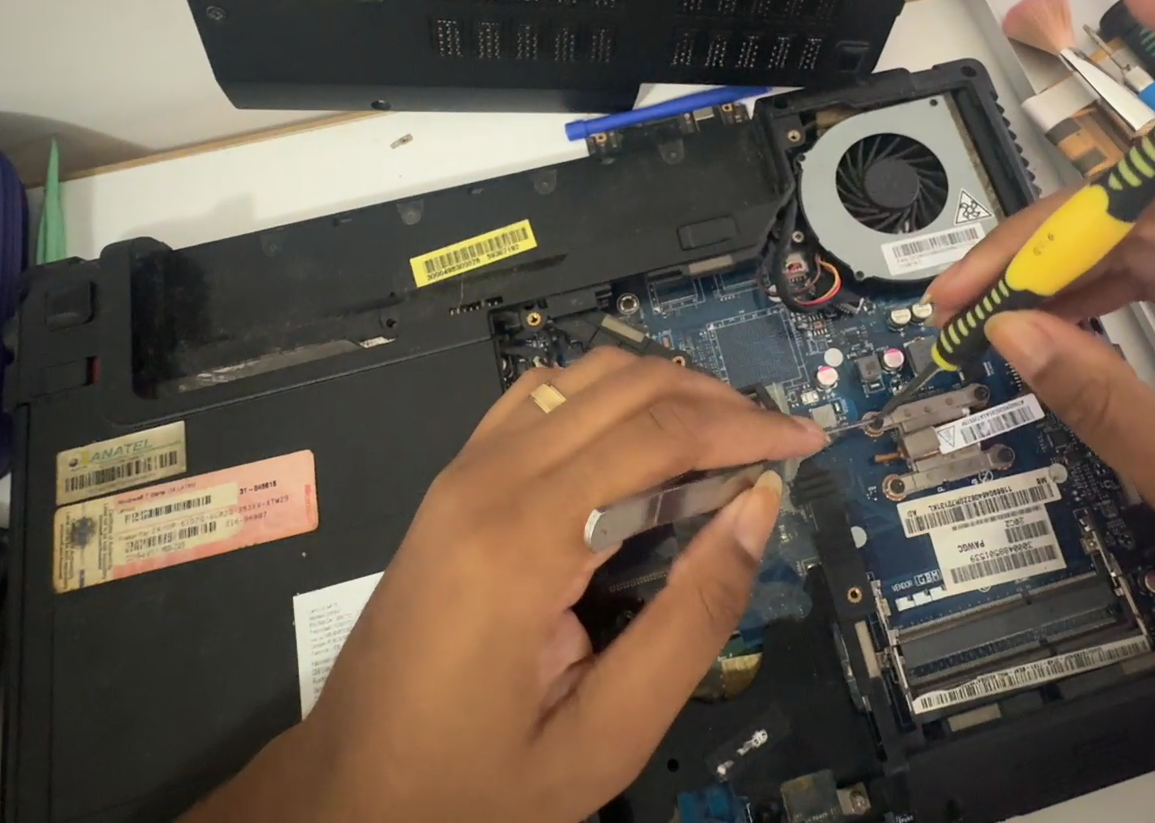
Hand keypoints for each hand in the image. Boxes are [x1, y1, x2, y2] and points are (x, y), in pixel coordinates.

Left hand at [183, 348, 826, 822]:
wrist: (348, 796)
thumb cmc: (478, 785)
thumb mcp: (608, 732)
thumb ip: (695, 615)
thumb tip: (758, 506)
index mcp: (526, 537)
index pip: (659, 437)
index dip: (744, 427)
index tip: (806, 438)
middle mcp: (490, 476)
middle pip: (628, 388)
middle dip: (716, 399)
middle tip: (775, 436)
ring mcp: (465, 467)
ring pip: (584, 374)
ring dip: (664, 386)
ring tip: (723, 429)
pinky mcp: (456, 475)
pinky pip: (540, 393)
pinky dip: (606, 389)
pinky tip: (639, 427)